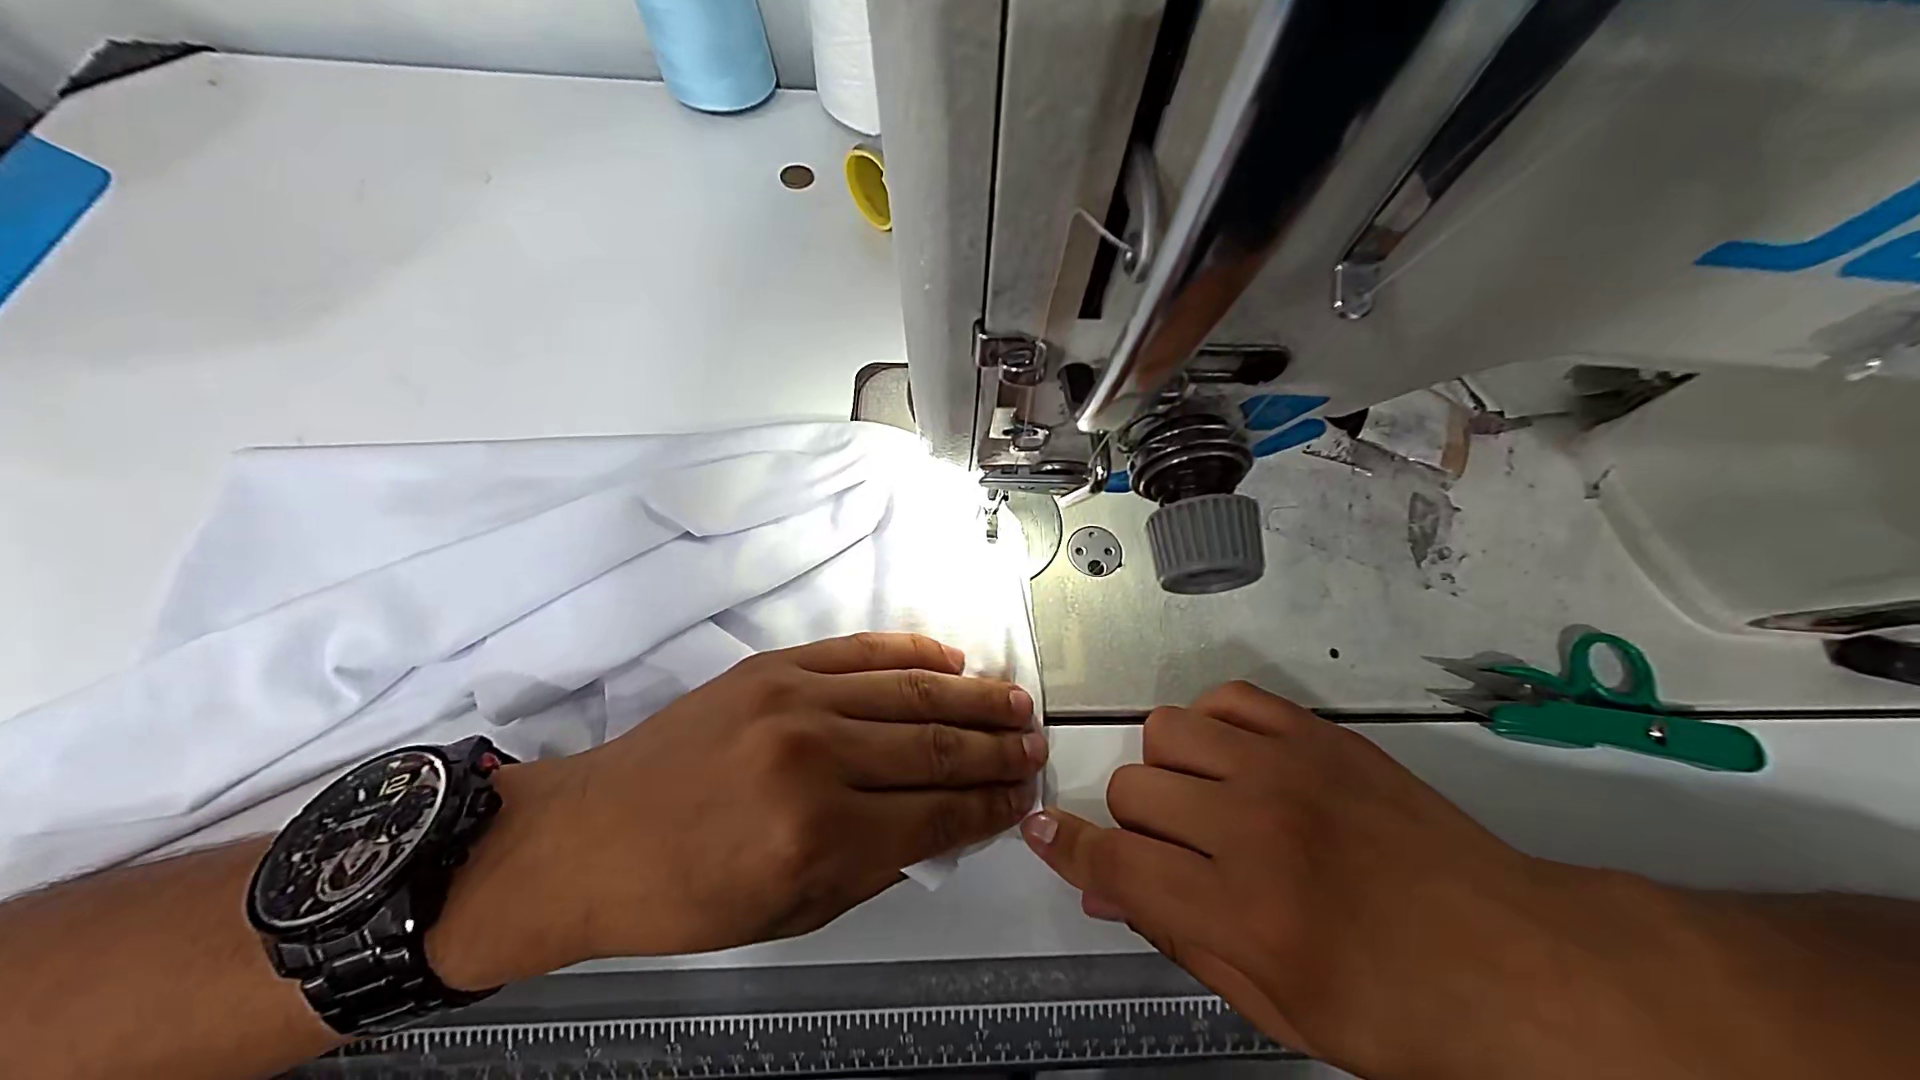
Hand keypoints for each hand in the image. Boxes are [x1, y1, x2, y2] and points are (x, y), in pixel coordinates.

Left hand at [433, 633, 1043, 983]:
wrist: (593, 836)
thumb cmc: (688, 895)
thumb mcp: (792, 912)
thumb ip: (880, 865)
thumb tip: (949, 828)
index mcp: (818, 834)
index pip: (935, 815)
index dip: (988, 808)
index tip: (1022, 798)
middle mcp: (814, 756)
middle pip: (934, 746)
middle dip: (995, 749)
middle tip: (1035, 745)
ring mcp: (793, 699)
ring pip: (910, 692)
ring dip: (972, 697)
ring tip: (1015, 702)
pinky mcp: (773, 666)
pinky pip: (860, 651)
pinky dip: (912, 654)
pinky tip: (951, 660)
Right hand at [1019, 682, 1679, 1079]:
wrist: (1524, 964)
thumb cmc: (1401, 1012)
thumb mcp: (1278, 1008)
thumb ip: (1177, 940)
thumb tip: (1102, 894)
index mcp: (1243, 912)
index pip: (1114, 864)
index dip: (1065, 848)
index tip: (1042, 830)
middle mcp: (1254, 828)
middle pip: (1131, 791)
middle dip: (1131, 825)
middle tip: (1170, 849)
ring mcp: (1289, 769)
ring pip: (1165, 732)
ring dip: (1167, 771)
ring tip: (1203, 800)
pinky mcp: (1321, 735)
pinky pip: (1226, 698)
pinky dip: (1212, 725)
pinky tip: (1234, 759)